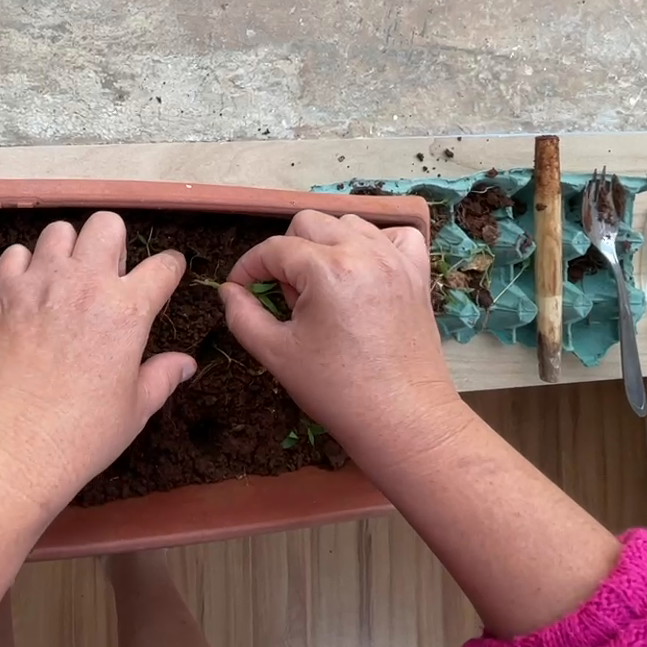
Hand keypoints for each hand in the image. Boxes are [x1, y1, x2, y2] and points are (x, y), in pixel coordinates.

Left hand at [0, 211, 194, 512]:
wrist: (9, 448)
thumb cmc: (79, 437)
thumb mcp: (134, 410)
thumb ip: (162, 376)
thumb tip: (186, 364)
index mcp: (127, 310)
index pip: (164, 265)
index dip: (170, 268)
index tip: (166, 274)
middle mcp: (86, 284)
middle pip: (107, 223)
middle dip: (113, 243)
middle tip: (108, 275)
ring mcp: (41, 283)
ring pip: (59, 231)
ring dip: (68, 250)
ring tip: (66, 280)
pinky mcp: (4, 292)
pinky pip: (16, 254)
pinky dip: (25, 266)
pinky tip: (30, 292)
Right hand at [220, 211, 465, 473]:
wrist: (404, 423)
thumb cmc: (336, 391)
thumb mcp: (276, 354)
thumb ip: (243, 315)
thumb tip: (230, 291)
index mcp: (326, 270)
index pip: (273, 249)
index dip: (248, 267)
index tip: (240, 289)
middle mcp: (363, 252)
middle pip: (307, 223)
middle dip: (285, 252)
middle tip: (286, 294)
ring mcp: (395, 260)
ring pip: (347, 223)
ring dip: (324, 243)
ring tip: (321, 284)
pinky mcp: (417, 274)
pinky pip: (398, 235)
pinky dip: (376, 242)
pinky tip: (362, 268)